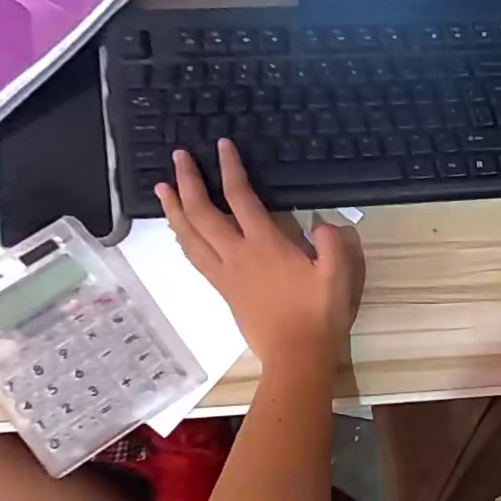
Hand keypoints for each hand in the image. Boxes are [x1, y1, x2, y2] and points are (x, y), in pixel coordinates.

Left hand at [156, 141, 358, 373]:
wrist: (296, 354)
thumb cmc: (320, 313)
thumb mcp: (338, 274)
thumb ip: (331, 244)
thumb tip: (321, 225)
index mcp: (266, 245)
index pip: (241, 197)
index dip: (231, 168)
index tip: (221, 146)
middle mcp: (237, 254)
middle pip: (203, 212)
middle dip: (189, 181)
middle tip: (178, 157)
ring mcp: (225, 274)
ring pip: (189, 236)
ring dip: (174, 209)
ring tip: (163, 189)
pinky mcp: (223, 291)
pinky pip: (194, 258)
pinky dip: (182, 238)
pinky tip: (180, 232)